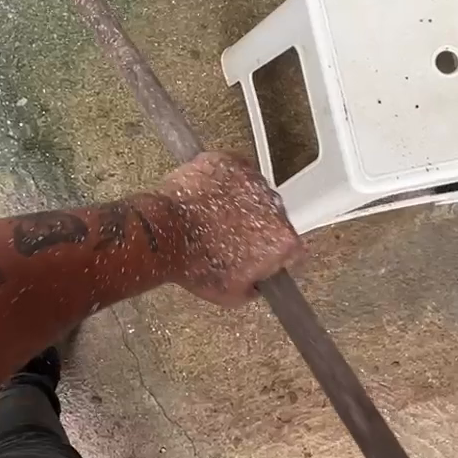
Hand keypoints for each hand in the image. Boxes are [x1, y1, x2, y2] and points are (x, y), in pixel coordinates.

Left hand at [153, 151, 305, 305]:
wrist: (164, 235)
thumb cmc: (194, 263)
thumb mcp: (233, 295)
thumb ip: (257, 286)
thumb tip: (257, 280)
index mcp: (282, 239)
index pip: (293, 248)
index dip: (276, 254)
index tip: (263, 254)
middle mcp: (274, 205)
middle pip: (274, 216)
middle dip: (256, 225)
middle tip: (229, 236)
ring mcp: (251, 179)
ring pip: (253, 191)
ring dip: (239, 201)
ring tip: (212, 216)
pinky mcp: (227, 162)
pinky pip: (231, 171)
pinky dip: (221, 181)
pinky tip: (205, 197)